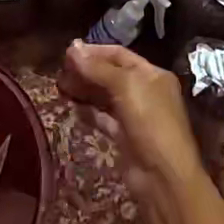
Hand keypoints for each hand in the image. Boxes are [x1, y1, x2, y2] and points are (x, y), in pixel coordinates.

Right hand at [59, 40, 201, 200]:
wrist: (163, 176)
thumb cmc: (150, 122)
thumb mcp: (126, 87)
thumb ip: (98, 68)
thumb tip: (72, 47)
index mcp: (152, 74)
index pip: (120, 54)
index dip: (95, 51)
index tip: (68, 52)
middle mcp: (145, 91)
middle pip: (111, 75)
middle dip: (87, 71)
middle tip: (59, 70)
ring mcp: (135, 116)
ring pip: (105, 97)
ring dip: (85, 90)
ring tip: (60, 86)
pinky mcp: (125, 137)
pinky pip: (104, 119)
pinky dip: (89, 112)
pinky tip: (72, 107)